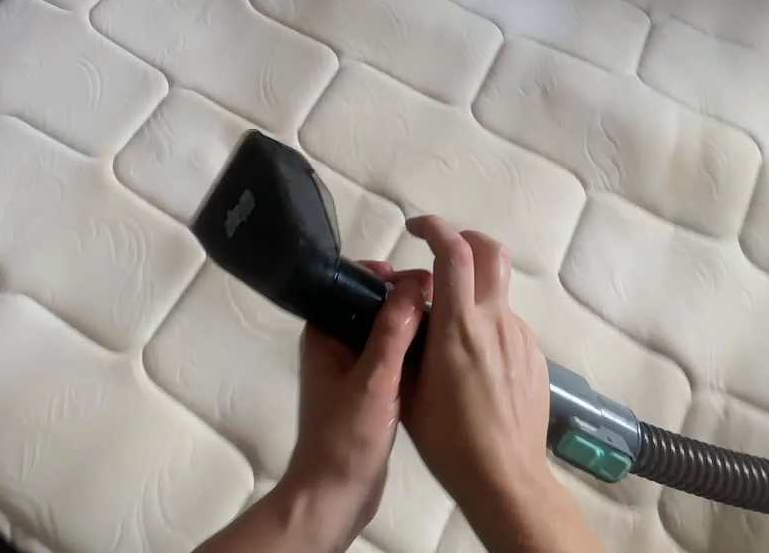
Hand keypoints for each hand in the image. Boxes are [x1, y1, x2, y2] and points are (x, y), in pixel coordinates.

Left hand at [281, 261, 429, 546]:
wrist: (337, 495)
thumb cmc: (347, 436)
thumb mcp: (374, 380)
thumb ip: (392, 331)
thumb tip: (415, 282)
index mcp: (323, 331)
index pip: (351, 283)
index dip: (385, 274)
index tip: (420, 277)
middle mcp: (334, 341)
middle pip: (371, 303)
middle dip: (404, 297)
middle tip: (440, 294)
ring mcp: (351, 364)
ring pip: (384, 329)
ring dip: (410, 322)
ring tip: (445, 316)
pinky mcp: (368, 386)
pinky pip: (391, 353)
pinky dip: (411, 347)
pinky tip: (438, 349)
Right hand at [401, 216, 600, 552]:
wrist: (507, 481)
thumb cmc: (448, 439)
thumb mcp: (407, 388)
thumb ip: (404, 339)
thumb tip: (403, 307)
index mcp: (459, 327)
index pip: (453, 252)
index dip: (434, 227)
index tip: (415, 228)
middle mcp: (494, 322)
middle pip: (491, 250)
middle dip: (465, 237)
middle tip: (440, 253)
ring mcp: (520, 338)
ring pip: (497, 289)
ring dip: (473, 287)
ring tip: (450, 326)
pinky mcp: (535, 356)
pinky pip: (507, 322)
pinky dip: (487, 322)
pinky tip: (474, 360)